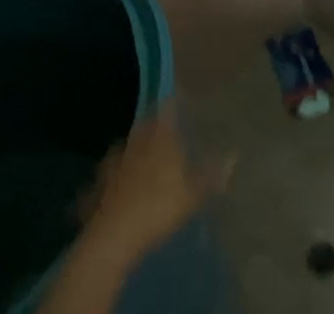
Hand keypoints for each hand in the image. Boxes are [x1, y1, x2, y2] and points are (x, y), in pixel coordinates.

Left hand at [79, 105, 230, 262]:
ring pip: (128, 145)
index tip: (176, 98)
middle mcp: (137, 143)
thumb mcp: (193, 195)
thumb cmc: (159, 208)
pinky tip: (122, 183)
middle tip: (164, 127)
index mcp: (160, 139)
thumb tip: (233, 156)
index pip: (166, 111)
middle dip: (154, 125)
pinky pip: (113, 170)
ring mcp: (115, 161)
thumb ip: (211, 174)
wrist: (114, 235)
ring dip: (136, 147)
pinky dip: (119, 172)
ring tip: (145, 154)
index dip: (171, 103)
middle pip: (145, 126)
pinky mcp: (100, 182)